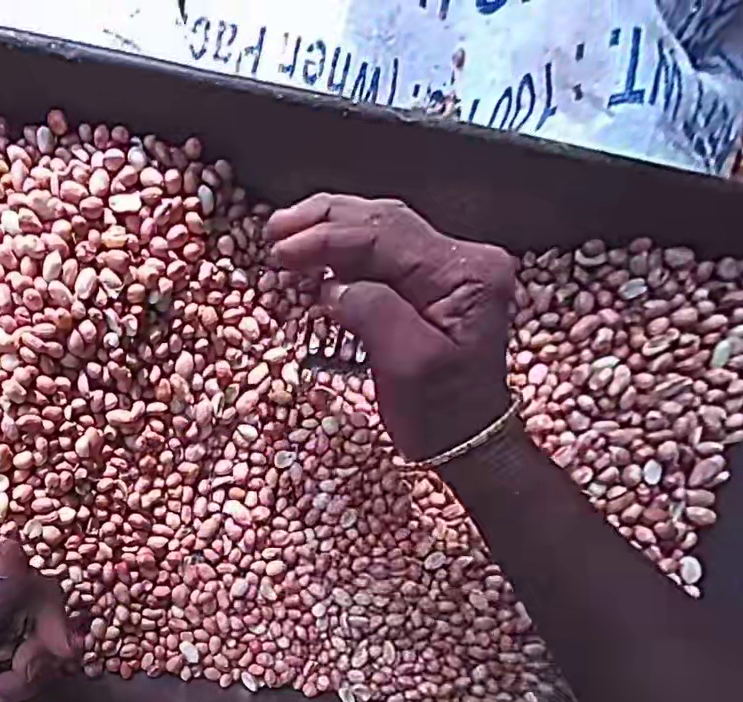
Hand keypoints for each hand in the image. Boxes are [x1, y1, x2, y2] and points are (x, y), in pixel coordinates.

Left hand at [0, 540, 77, 701]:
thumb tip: (14, 547)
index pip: (24, 577)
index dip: (46, 609)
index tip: (57, 643)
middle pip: (43, 610)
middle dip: (37, 648)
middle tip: (21, 671)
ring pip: (44, 642)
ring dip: (23, 675)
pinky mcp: (6, 664)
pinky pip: (37, 669)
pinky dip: (17, 689)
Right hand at [267, 194, 517, 461]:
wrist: (467, 440)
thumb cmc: (440, 412)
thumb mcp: (408, 365)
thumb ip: (374, 313)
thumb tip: (332, 286)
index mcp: (463, 274)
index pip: (385, 237)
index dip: (326, 238)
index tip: (281, 250)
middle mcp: (462, 260)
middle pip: (384, 220)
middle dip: (325, 220)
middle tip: (275, 229)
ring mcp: (448, 271)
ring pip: (382, 231)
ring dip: (331, 228)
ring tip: (286, 233)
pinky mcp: (431, 287)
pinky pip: (383, 256)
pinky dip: (344, 252)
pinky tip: (317, 255)